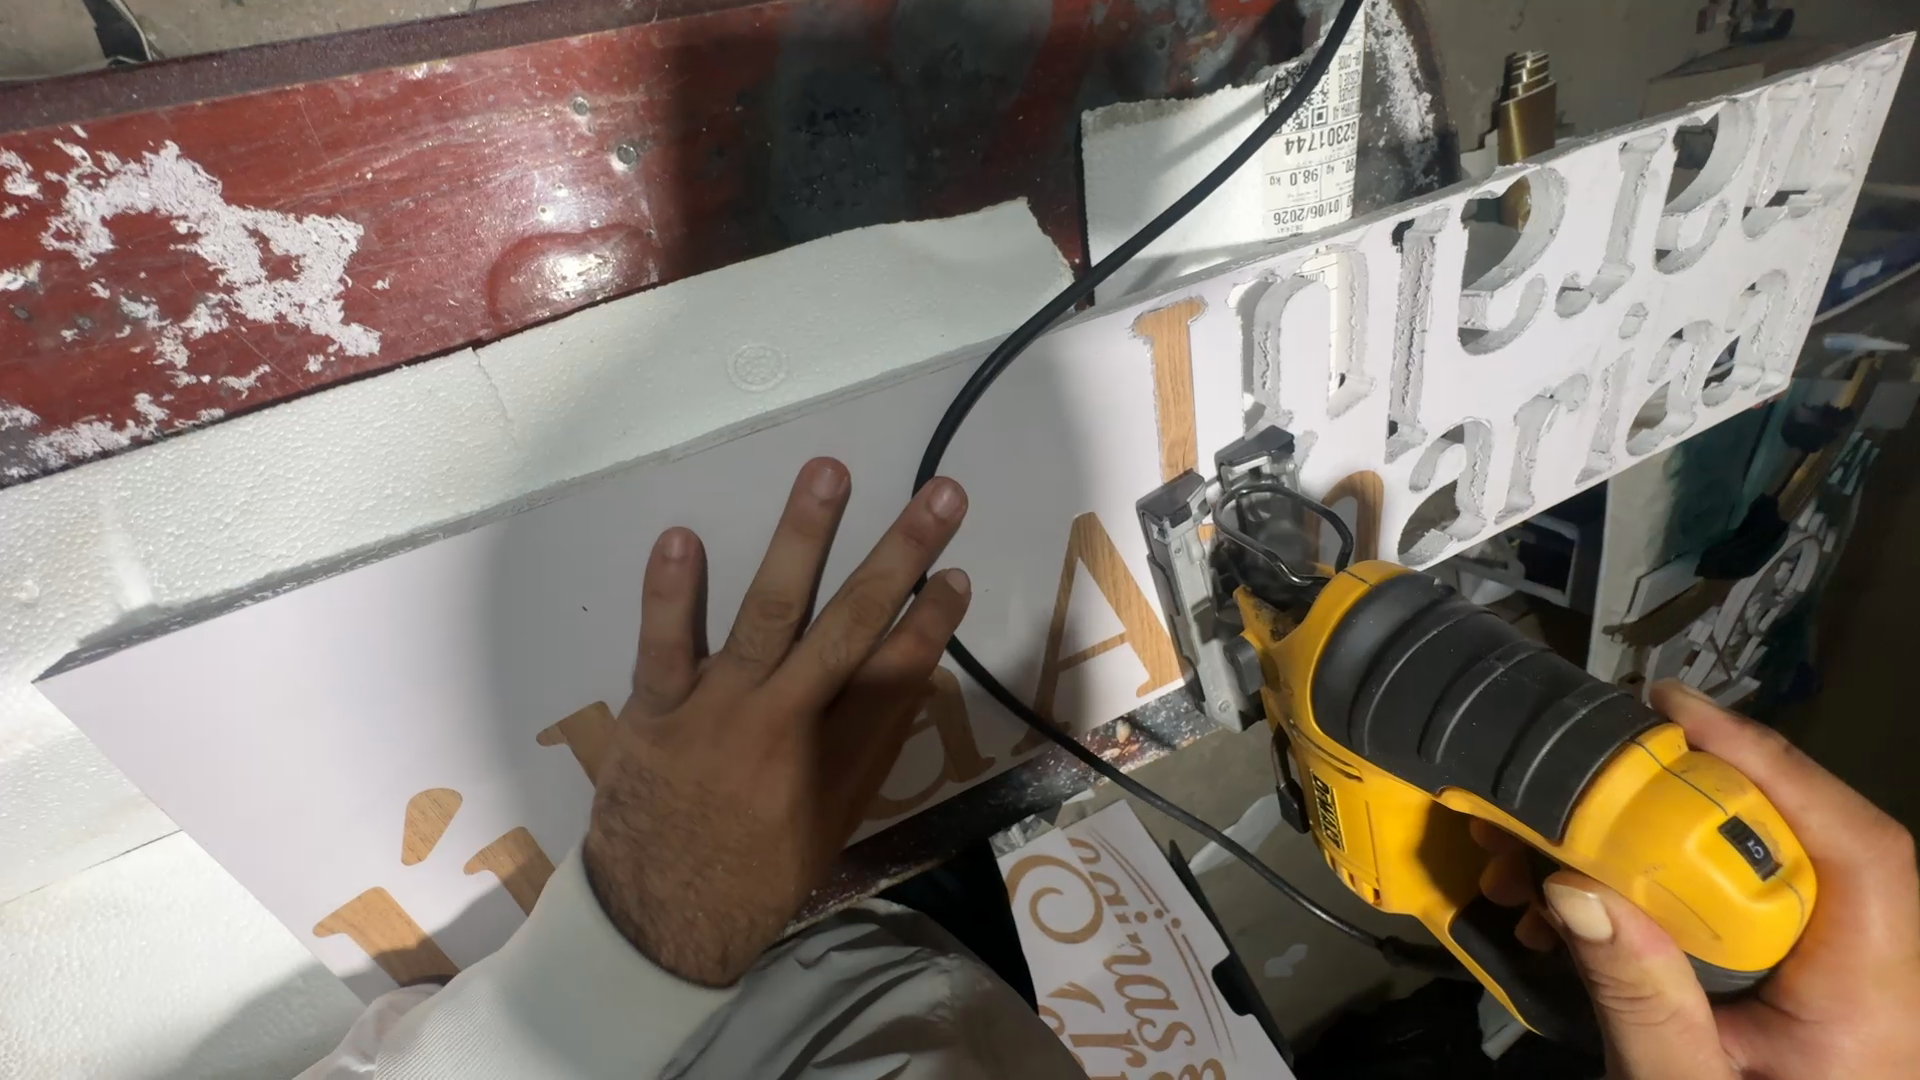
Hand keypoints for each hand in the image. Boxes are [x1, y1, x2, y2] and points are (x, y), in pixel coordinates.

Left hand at [582, 457, 971, 986]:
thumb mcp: (836, 816)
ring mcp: (718, 711)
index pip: (901, 670)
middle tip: (942, 496)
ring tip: (831, 472)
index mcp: (839, 757)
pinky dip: (672, 593)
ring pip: (767, 613)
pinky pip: (662, 646)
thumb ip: (868, 739)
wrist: (659, 923)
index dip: (933, 619)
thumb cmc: (762, 868)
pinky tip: (684, 535)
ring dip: (802, 538)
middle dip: (901, 554)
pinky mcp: (654, 710)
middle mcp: (787, 723)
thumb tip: (905, 665)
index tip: (958, 571)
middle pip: (853, 624)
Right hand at [1480, 680, 1919, 1077]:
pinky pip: (1669, 892)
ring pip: (1703, 858)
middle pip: (1766, 836)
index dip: (1774, 766)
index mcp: (1869, 1005)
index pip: (1861, 856)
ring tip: (1511, 854)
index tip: (1673, 711)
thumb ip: (1640, 1000)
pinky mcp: (1733, 964)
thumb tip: (1574, 885)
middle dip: (1645, 796)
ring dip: (1594, 841)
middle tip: (1555, 776)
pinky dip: (1592, 879)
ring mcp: (1785, 964)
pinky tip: (1533, 900)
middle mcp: (1842, 967)